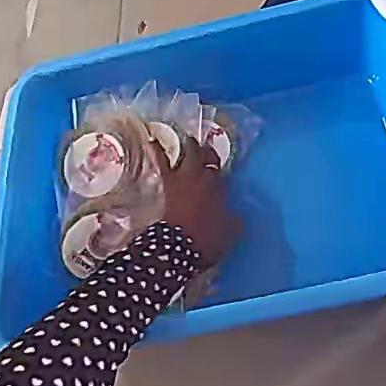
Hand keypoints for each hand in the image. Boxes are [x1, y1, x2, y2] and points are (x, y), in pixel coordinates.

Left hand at [153, 134, 239, 266]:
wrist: (178, 247)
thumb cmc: (208, 238)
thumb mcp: (232, 229)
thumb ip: (234, 216)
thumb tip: (234, 212)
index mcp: (220, 186)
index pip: (223, 172)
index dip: (222, 171)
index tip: (223, 174)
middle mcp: (203, 177)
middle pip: (207, 157)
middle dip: (208, 152)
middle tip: (208, 151)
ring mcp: (184, 178)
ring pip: (188, 155)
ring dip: (190, 147)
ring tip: (189, 138)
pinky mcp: (168, 183)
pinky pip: (162, 163)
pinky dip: (157, 151)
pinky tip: (150, 140)